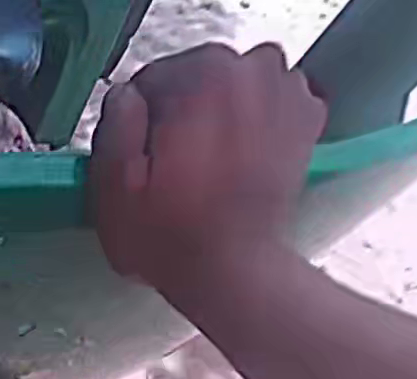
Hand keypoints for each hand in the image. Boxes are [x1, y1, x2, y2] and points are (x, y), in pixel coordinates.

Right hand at [89, 43, 325, 297]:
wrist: (229, 269)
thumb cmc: (166, 239)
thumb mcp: (113, 194)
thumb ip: (114, 131)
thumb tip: (122, 99)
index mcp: (198, 83)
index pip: (149, 80)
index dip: (134, 124)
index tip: (135, 162)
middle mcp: (249, 71)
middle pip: (193, 78)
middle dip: (176, 117)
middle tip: (166, 170)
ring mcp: (285, 91)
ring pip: (230, 87)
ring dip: (212, 118)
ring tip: (199, 168)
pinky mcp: (303, 117)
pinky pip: (264, 103)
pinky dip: (246, 124)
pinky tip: (231, 163)